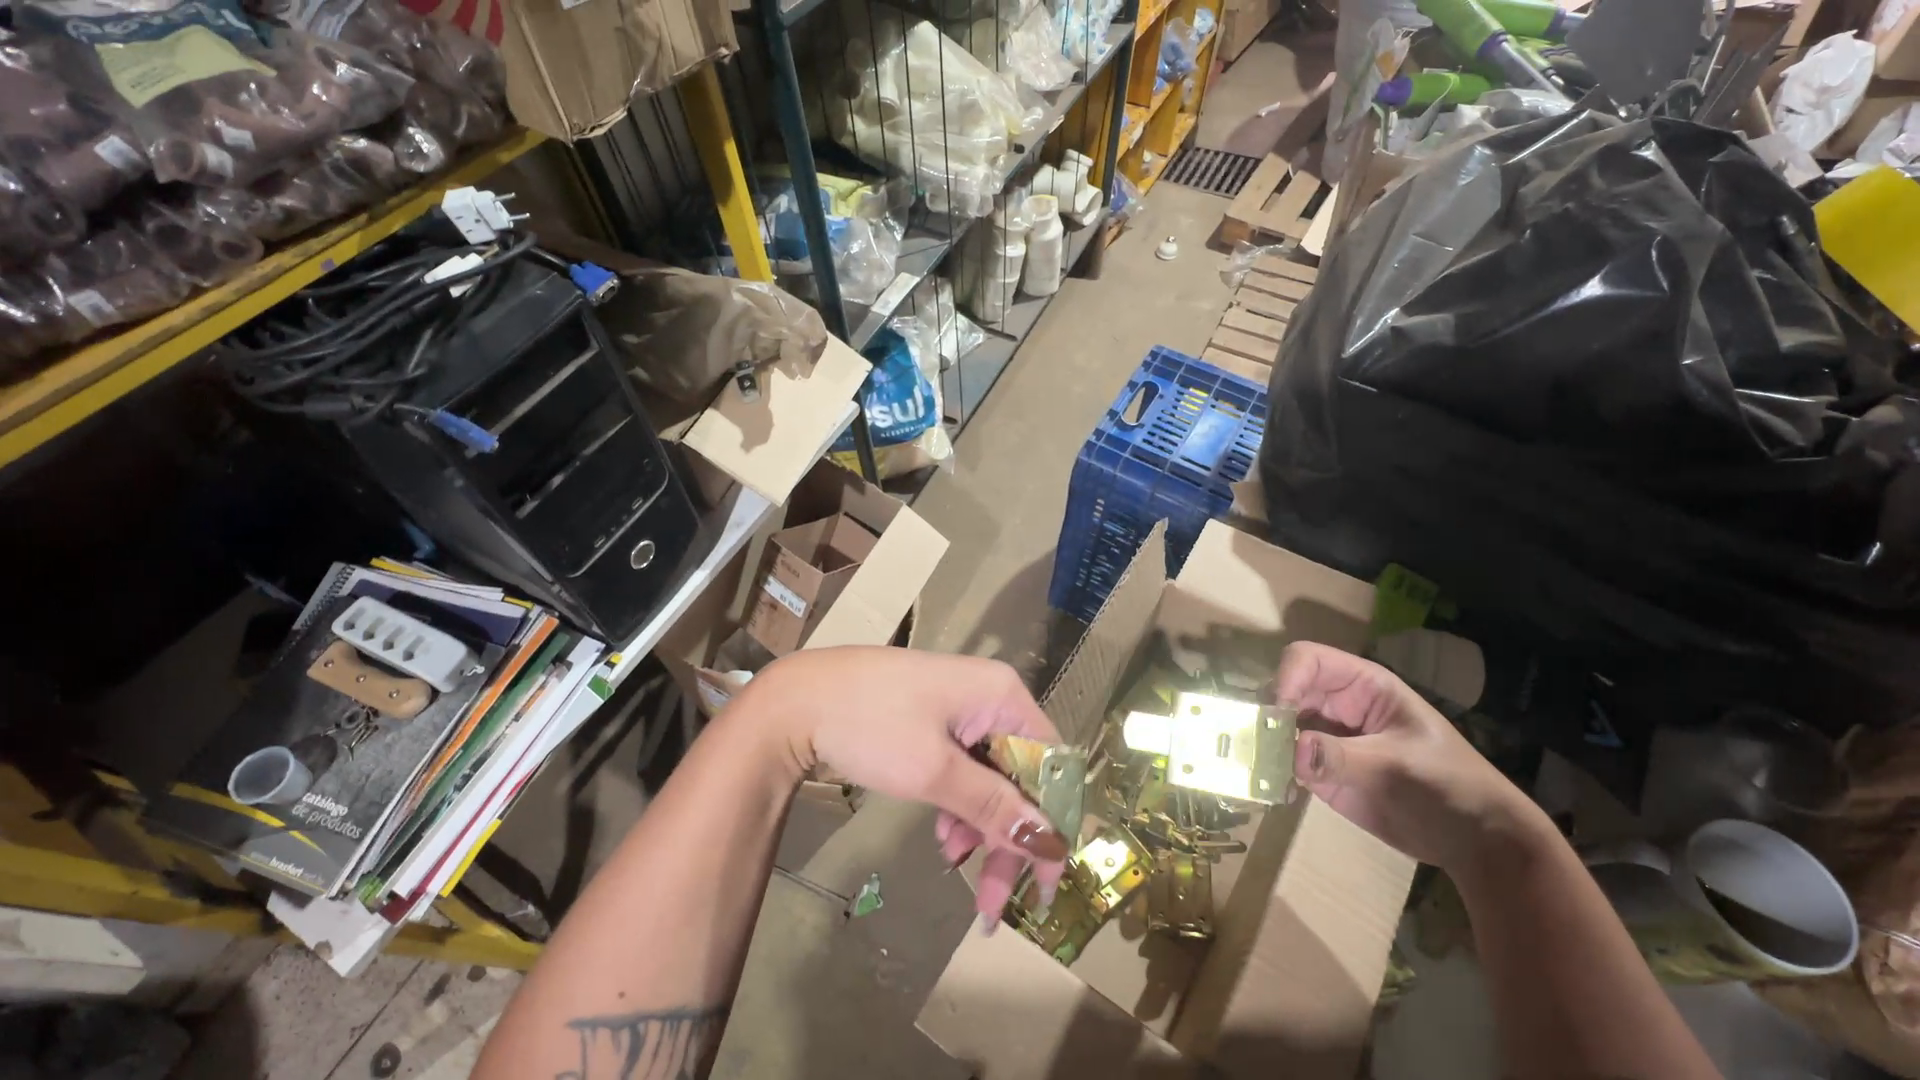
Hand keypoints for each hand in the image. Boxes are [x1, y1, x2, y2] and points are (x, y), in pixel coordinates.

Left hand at [740, 646, 1069, 922]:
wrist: (792, 703)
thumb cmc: (869, 726)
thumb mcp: (934, 772)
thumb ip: (994, 807)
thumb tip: (1051, 843)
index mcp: (1002, 696)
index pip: (1051, 763)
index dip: (1051, 822)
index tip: (1043, 882)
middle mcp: (989, 698)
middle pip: (1020, 776)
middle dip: (1008, 837)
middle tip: (992, 901)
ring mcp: (960, 709)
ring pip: (991, 779)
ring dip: (980, 826)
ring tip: (954, 860)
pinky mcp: (934, 723)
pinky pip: (964, 770)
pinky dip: (958, 806)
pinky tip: (944, 836)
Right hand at [1279, 641, 1542, 872]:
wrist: (1476, 839)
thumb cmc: (1448, 785)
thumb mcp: (1398, 766)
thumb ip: (1343, 756)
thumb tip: (1292, 749)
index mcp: (1363, 687)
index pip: (1308, 660)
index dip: (1287, 677)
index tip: (1277, 713)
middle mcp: (1338, 707)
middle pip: (1285, 692)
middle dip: (1267, 714)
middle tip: (1256, 745)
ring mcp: (1328, 740)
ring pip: (1279, 728)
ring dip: (1264, 745)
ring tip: (1259, 771)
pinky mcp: (1322, 773)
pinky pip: (1285, 762)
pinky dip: (1272, 773)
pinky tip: (1276, 791)